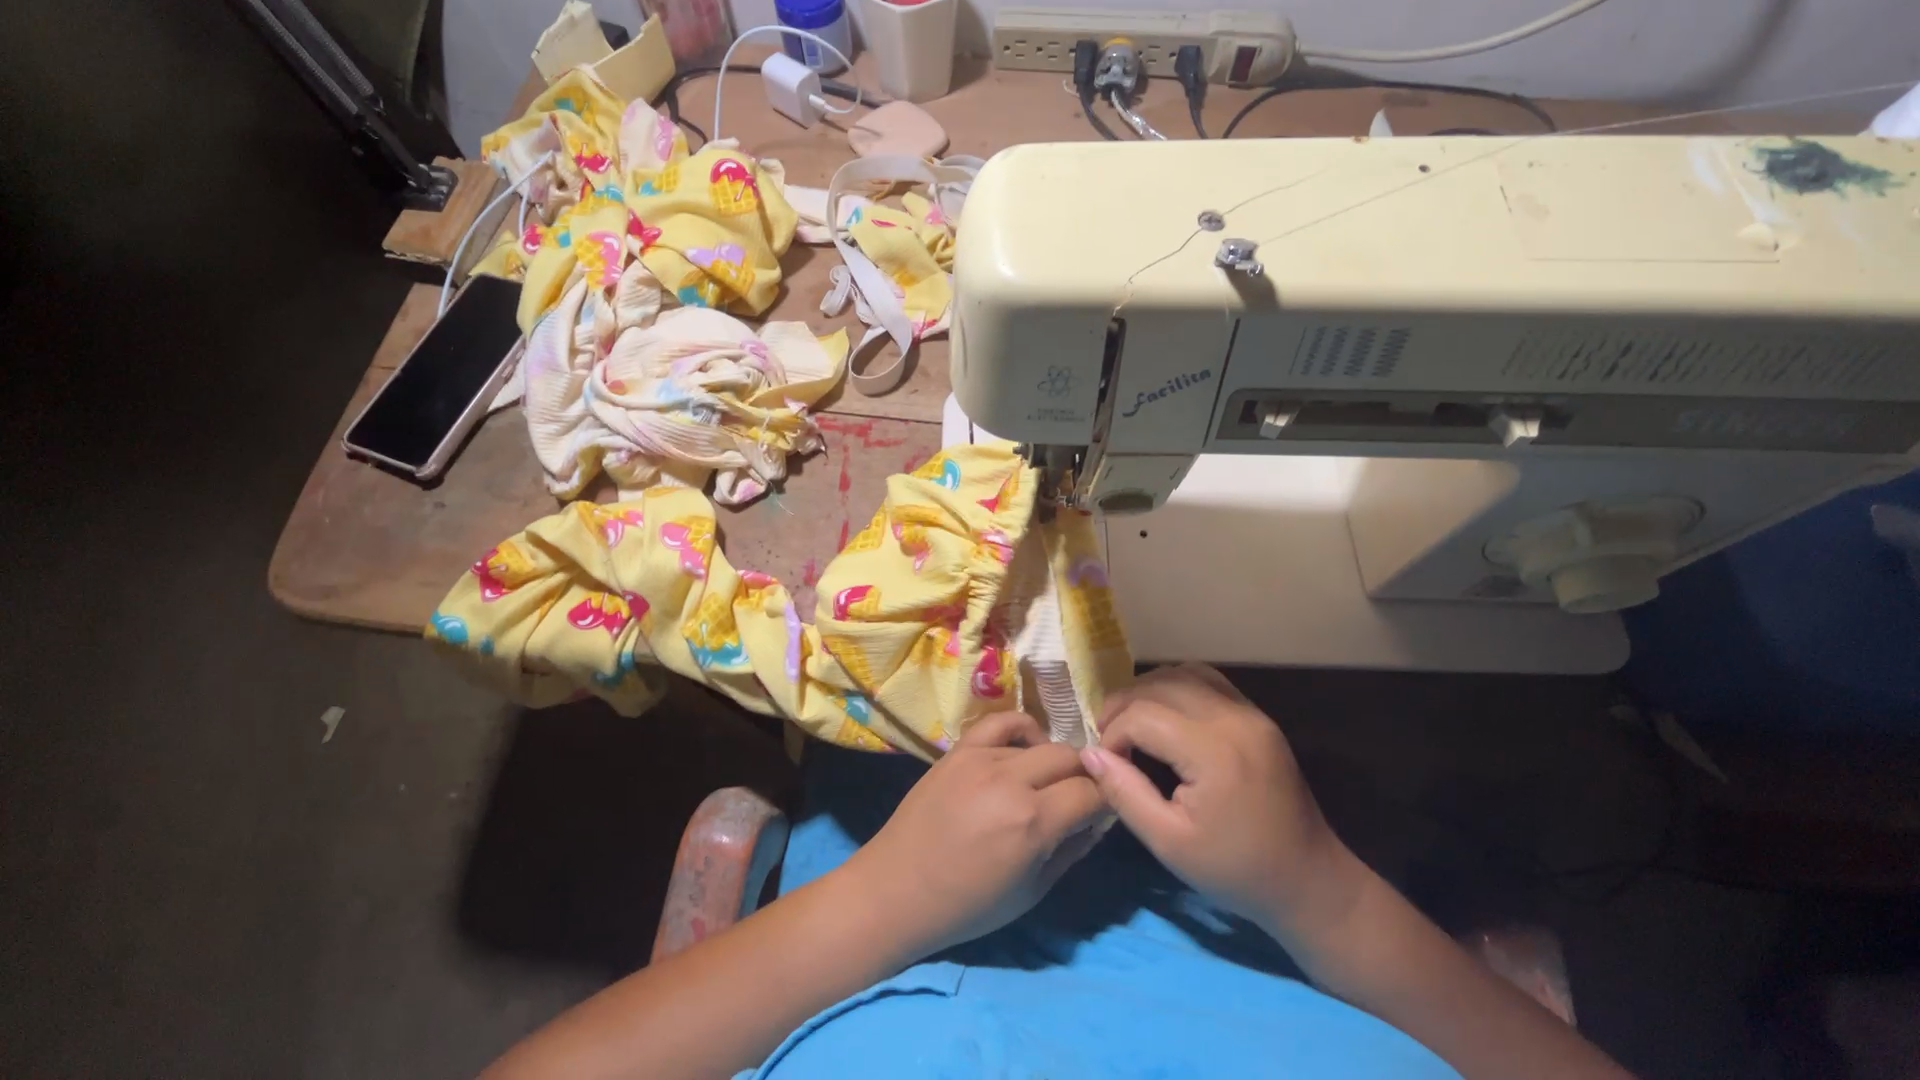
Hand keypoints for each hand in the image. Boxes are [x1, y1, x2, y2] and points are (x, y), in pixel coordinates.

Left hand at [844, 712, 1106, 957]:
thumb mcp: (1033, 891)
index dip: (1106, 802)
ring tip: (1048, 782)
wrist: (896, 892)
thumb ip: (1072, 850)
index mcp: (1033, 822)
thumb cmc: (967, 906)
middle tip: (1079, 799)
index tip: (1103, 812)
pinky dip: (1022, 729)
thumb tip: (1098, 820)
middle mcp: (1011, 782)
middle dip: (1086, 777)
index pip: (1093, 793)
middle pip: (1071, 758)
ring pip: (1041, 743)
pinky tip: (1026, 748)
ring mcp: (981, 760)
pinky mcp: (958, 751)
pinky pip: (1000, 722)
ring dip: (1054, 762)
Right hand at [1080, 664, 1361, 936]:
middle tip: (1107, 740)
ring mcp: (1252, 714)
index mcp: (1215, 753)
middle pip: (1161, 684)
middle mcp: (1235, 719)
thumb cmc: (1235, 870)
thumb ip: (1125, 793)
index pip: (1143, 716)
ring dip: (1149, 691)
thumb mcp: (1168, 842)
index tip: (1106, 766)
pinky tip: (1164, 718)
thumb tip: (1089, 754)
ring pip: (1185, 673)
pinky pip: (1209, 683)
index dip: (1112, 735)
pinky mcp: (1259, 718)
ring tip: (1131, 724)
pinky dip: (1177, 689)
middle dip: (1124, 706)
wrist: (1307, 880)